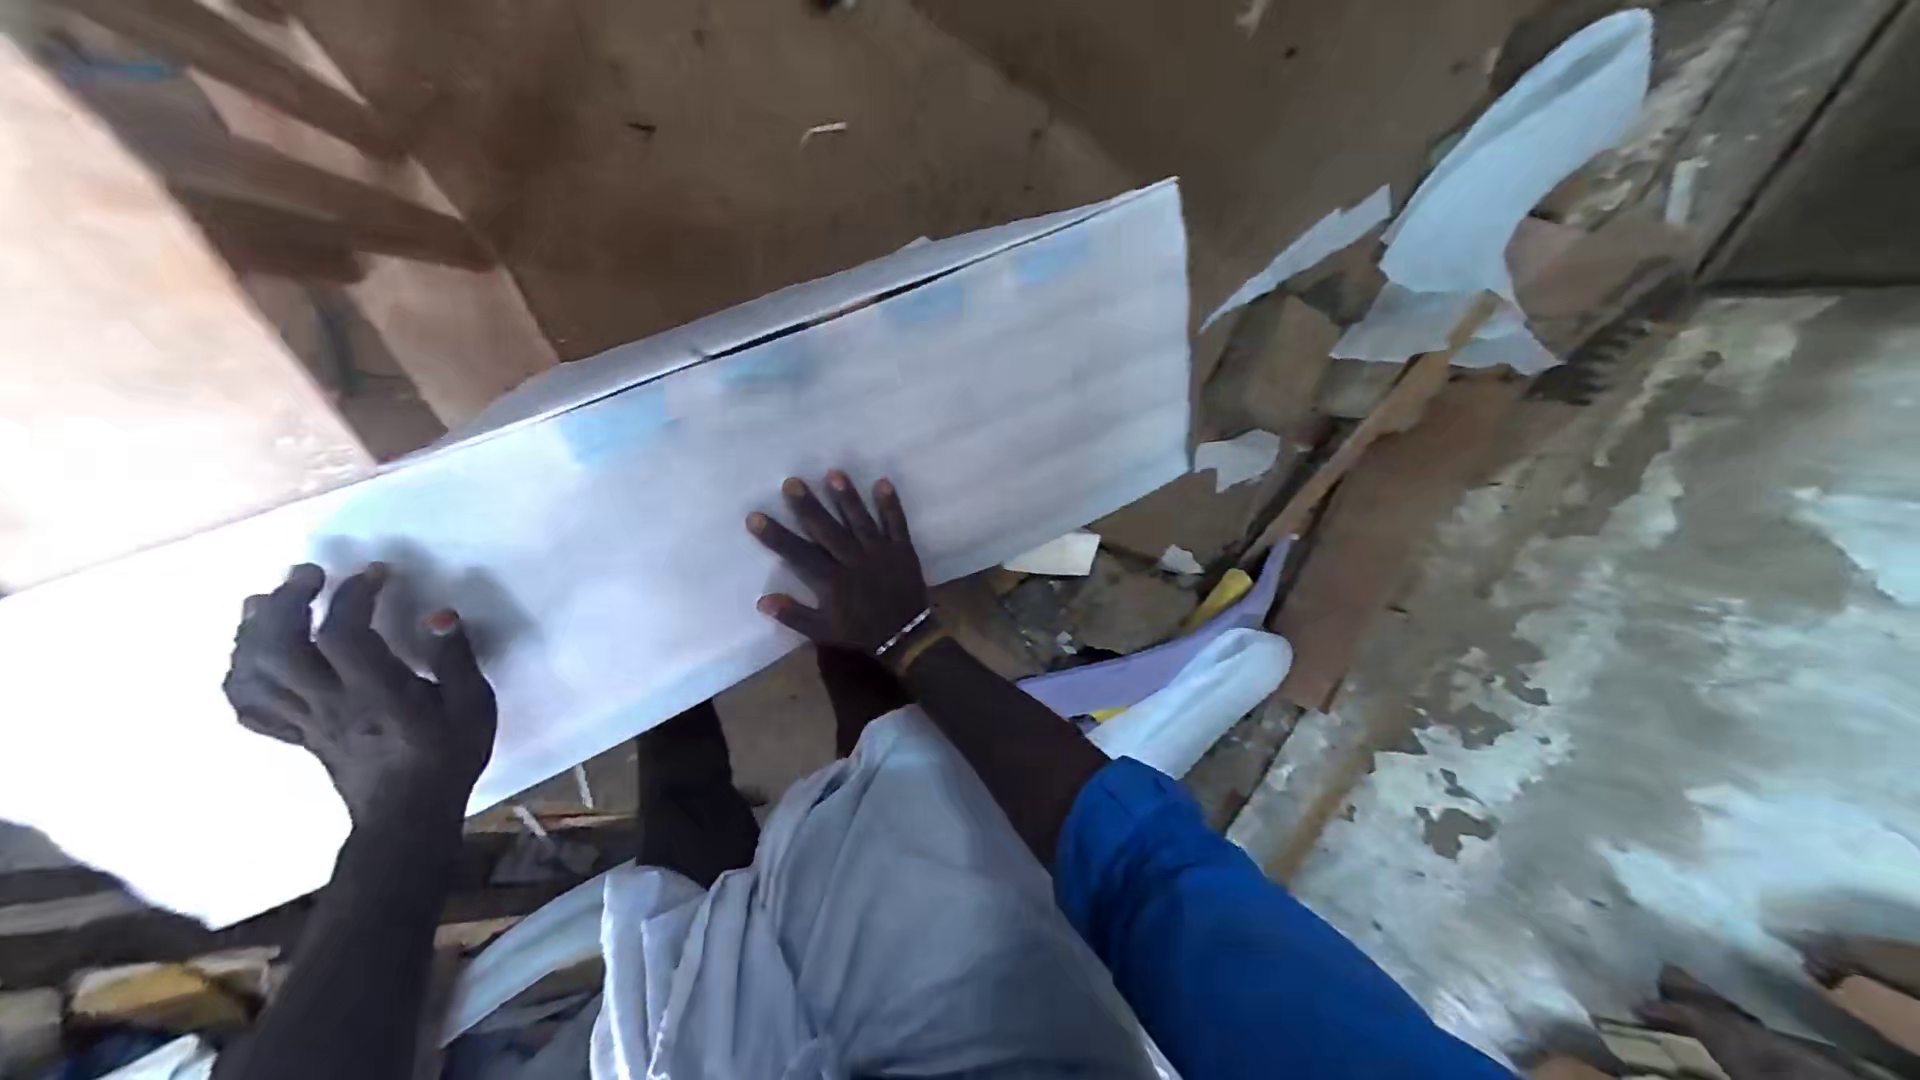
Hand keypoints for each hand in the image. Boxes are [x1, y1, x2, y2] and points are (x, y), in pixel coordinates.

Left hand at [223, 563, 497, 824]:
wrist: (409, 814)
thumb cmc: (449, 755)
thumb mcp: (473, 704)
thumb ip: (456, 659)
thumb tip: (440, 615)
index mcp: (376, 694)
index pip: (345, 634)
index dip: (353, 595)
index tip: (376, 573)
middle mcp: (329, 704)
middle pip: (280, 648)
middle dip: (287, 602)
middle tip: (308, 573)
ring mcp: (304, 721)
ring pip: (252, 673)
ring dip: (252, 630)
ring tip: (266, 601)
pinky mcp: (295, 734)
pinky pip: (248, 705)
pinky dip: (238, 674)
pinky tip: (251, 654)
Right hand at [747, 472, 929, 657]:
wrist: (905, 637)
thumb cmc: (861, 633)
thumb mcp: (823, 632)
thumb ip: (794, 615)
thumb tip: (762, 601)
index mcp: (833, 580)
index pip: (799, 553)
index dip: (776, 536)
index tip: (754, 517)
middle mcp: (854, 560)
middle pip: (828, 529)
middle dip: (809, 506)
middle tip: (792, 482)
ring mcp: (880, 552)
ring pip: (860, 521)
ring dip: (847, 497)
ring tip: (833, 474)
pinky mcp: (903, 549)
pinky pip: (897, 524)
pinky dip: (890, 504)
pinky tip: (882, 482)